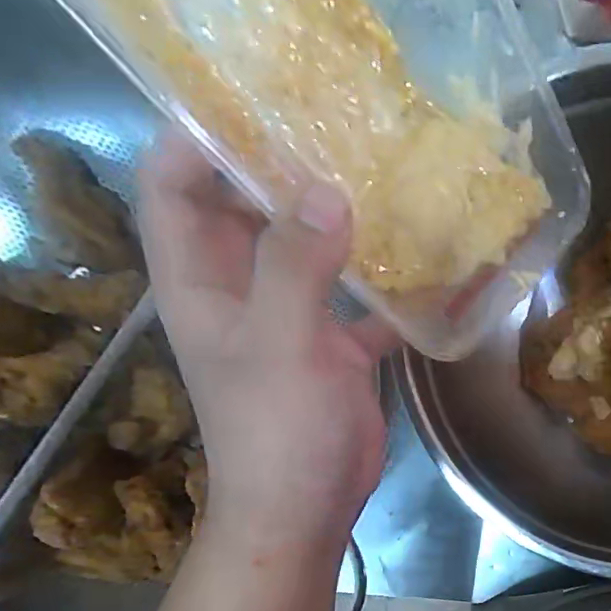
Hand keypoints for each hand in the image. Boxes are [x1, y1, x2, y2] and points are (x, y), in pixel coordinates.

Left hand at [136, 131, 395, 546]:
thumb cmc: (278, 430)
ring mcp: (293, 321)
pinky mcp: (337, 351)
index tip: (256, 104)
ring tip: (390, 187)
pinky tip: (435, 273)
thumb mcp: (281, 343)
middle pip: (249, 211)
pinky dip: (393, 290)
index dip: (199, 137)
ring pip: (312, 255)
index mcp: (201, 281)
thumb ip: (296, 265)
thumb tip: (326, 190)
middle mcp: (242, 290)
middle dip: (284, 171)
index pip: (175, 185)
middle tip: (340, 137)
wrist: (306, 506)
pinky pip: (364, 306)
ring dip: (344, 226)